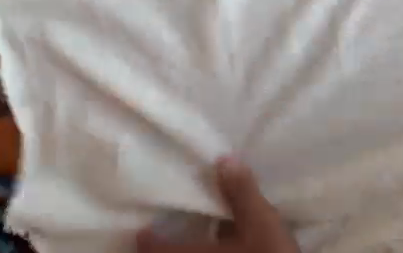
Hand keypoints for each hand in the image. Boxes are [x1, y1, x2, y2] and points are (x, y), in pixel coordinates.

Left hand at [137, 158, 299, 252]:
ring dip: (192, 250)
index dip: (148, 243)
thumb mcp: (261, 223)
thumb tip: (221, 159)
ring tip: (196, 239)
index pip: (160, 252)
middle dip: (168, 248)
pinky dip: (210, 251)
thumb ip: (241, 194)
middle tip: (163, 233)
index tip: (140, 230)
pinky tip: (228, 245)